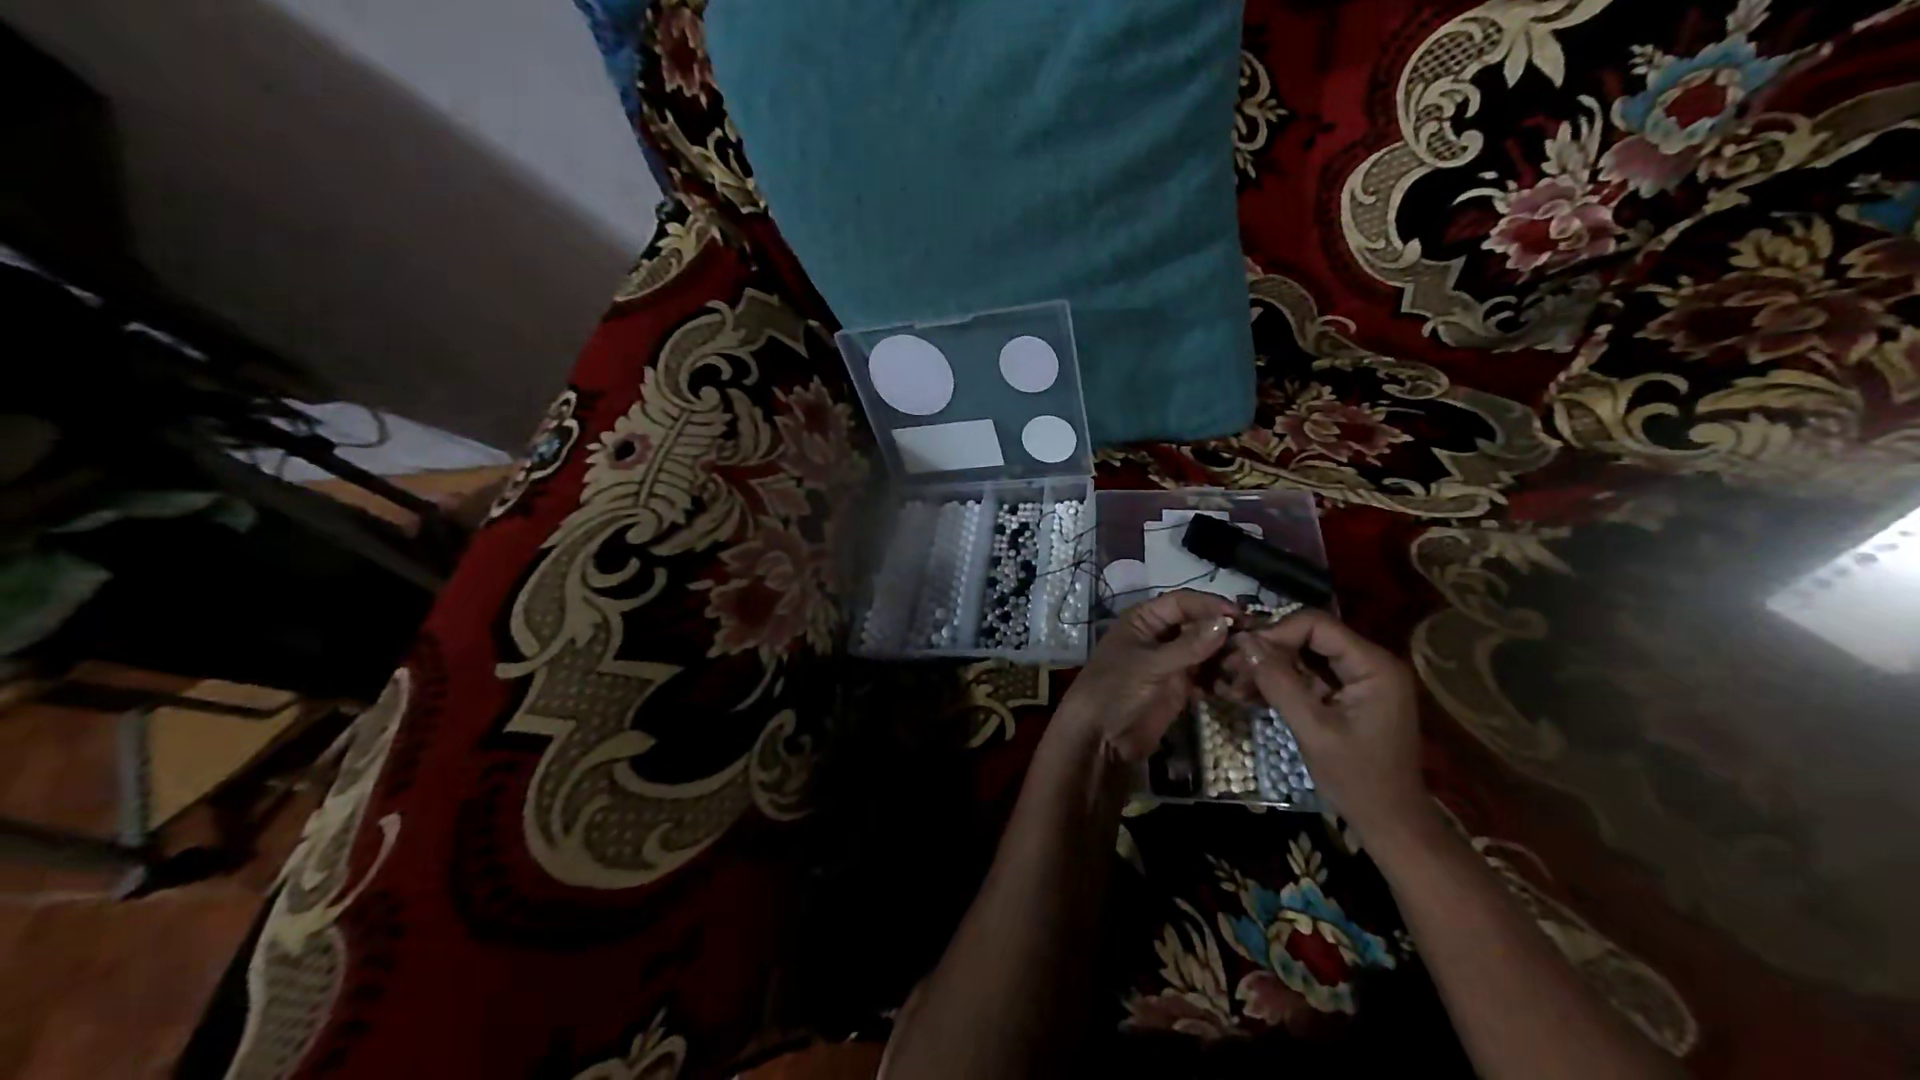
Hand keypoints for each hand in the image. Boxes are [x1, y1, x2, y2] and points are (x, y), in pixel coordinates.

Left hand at [1054, 589, 1237, 762]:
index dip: (1210, 605)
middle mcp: (1159, 635)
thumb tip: (1225, 623)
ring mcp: (1170, 661)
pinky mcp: (1178, 686)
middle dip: (1224, 632)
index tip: (1241, 615)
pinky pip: (1206, 675)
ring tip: (1250, 665)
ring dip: (1226, 657)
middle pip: (1198, 625)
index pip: (1182, 602)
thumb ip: (1189, 646)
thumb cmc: (1116, 689)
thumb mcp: (1151, 665)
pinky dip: (1221, 679)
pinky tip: (1238, 685)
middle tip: (1256, 641)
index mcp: (1144, 620)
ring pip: (1205, 651)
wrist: (1100, 737)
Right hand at [1221, 610, 1427, 842]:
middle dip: (1268, 651)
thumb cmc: (1357, 778)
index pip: (1317, 625)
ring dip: (1269, 668)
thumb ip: (1279, 682)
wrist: (1390, 822)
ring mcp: (1360, 679)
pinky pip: (1310, 677)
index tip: (1241, 653)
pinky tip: (1249, 694)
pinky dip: (1281, 683)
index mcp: (1374, 665)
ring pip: (1305, 656)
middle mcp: (1370, 663)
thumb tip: (1244, 642)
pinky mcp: (1349, 695)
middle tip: (1230, 669)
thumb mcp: (1312, 729)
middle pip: (1309, 637)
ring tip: (1233, 684)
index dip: (1276, 632)